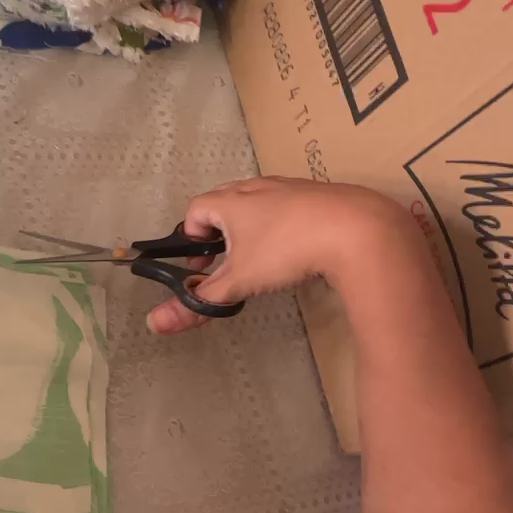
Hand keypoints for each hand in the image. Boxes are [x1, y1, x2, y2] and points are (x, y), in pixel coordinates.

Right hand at [148, 177, 421, 334]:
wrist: (358, 230)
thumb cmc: (286, 250)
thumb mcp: (238, 281)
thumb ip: (198, 303)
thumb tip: (154, 324)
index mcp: (231, 202)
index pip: (195, 210)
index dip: (190, 237)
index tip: (200, 266)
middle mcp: (257, 187)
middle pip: (223, 200)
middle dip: (217, 231)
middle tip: (224, 262)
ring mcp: (289, 188)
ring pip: (256, 201)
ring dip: (248, 226)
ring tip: (258, 256)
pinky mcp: (318, 195)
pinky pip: (286, 204)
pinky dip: (279, 223)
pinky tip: (295, 248)